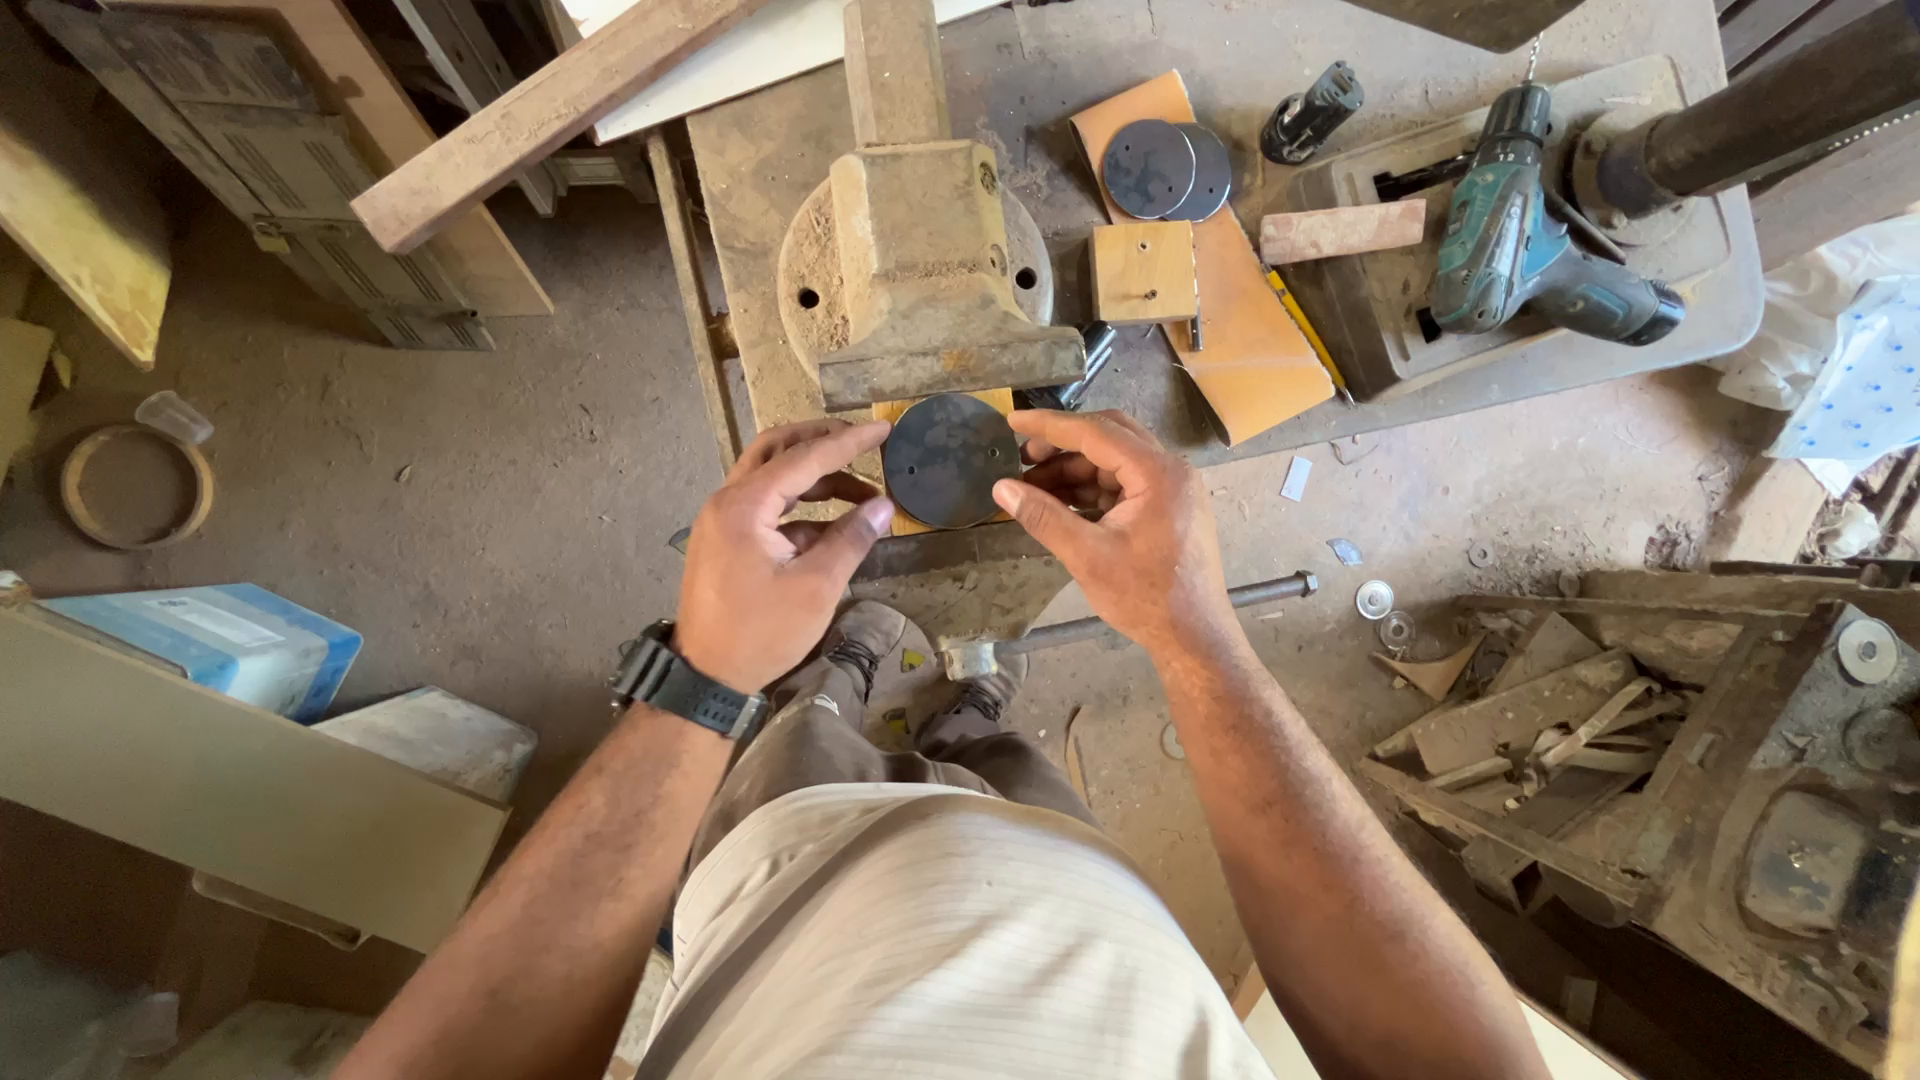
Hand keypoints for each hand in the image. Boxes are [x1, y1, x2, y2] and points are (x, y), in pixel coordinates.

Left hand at [675, 419, 894, 694]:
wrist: (706, 676)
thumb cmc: (761, 633)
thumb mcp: (816, 587)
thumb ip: (851, 539)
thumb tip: (884, 507)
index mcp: (744, 506)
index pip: (804, 458)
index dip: (849, 442)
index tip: (883, 428)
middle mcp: (728, 501)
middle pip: (776, 449)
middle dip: (822, 441)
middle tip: (862, 441)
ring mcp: (723, 519)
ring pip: (771, 476)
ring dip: (815, 477)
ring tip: (862, 493)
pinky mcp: (727, 540)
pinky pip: (767, 507)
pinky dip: (801, 507)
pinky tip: (835, 526)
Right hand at [992, 409, 1235, 657]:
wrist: (1193, 635)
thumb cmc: (1144, 597)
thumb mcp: (1086, 555)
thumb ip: (1043, 516)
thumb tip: (1002, 489)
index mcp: (1157, 473)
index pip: (1095, 432)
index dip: (1049, 426)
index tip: (1012, 420)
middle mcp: (1171, 470)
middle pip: (1109, 437)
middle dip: (1063, 445)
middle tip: (1024, 458)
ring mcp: (1173, 488)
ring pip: (1115, 460)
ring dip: (1075, 469)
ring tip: (1035, 488)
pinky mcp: (1169, 507)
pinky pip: (1125, 483)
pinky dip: (1093, 489)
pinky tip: (1062, 504)